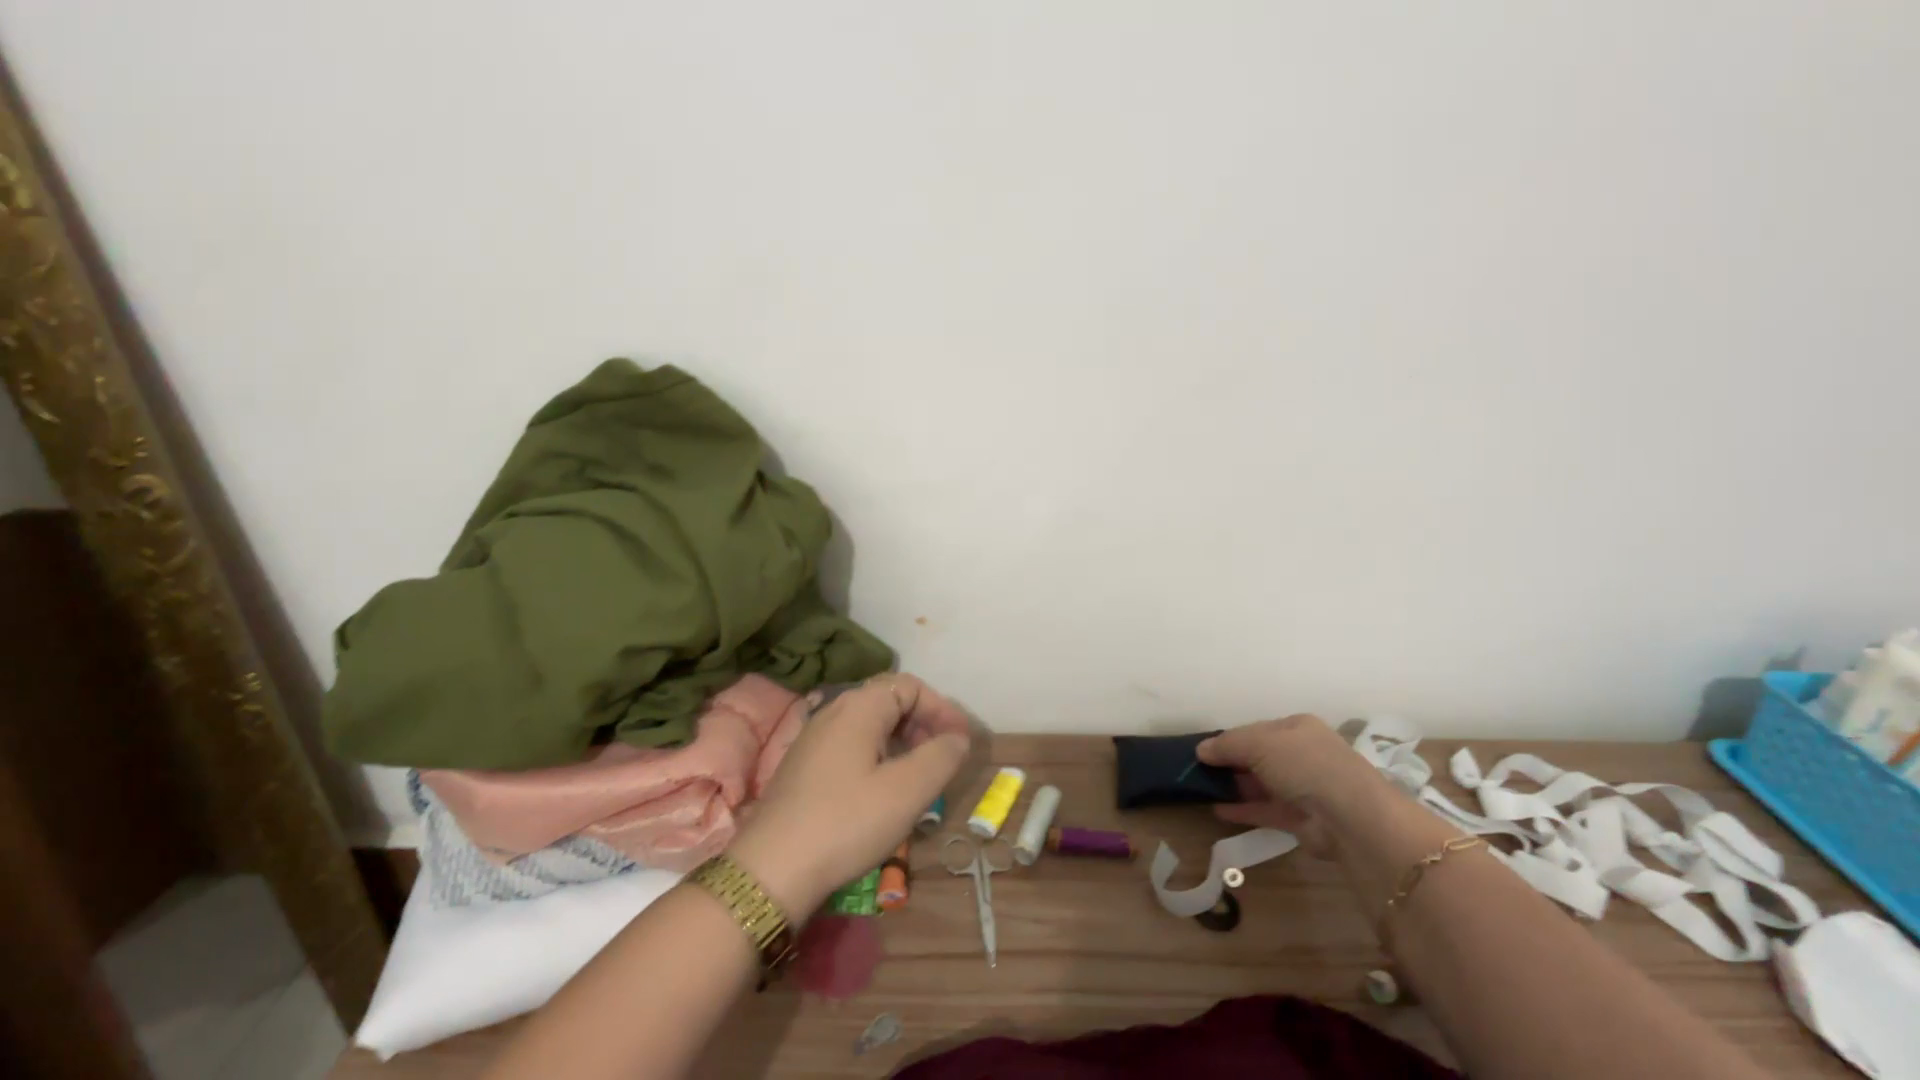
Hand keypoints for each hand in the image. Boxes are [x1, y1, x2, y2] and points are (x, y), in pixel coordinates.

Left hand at [727, 673, 970, 919]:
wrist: (772, 869)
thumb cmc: (847, 822)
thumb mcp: (907, 791)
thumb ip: (941, 756)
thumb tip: (957, 738)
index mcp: (858, 707)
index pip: (910, 686)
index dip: (942, 708)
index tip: (961, 743)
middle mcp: (832, 713)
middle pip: (888, 701)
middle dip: (923, 723)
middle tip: (945, 758)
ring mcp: (813, 741)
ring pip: (869, 727)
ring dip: (902, 743)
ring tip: (922, 777)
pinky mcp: (804, 769)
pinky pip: (851, 748)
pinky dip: (878, 758)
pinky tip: (885, 793)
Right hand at [1197, 714, 1395, 856]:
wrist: (1349, 816)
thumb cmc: (1304, 764)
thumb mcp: (1259, 743)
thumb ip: (1228, 744)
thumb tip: (1201, 750)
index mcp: (1298, 728)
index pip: (1258, 729)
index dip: (1230, 739)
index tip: (1203, 751)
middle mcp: (1303, 755)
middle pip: (1259, 756)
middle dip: (1231, 762)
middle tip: (1198, 771)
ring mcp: (1304, 788)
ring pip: (1262, 784)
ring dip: (1235, 786)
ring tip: (1201, 789)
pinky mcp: (1301, 819)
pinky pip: (1266, 810)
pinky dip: (1243, 809)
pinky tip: (1216, 809)